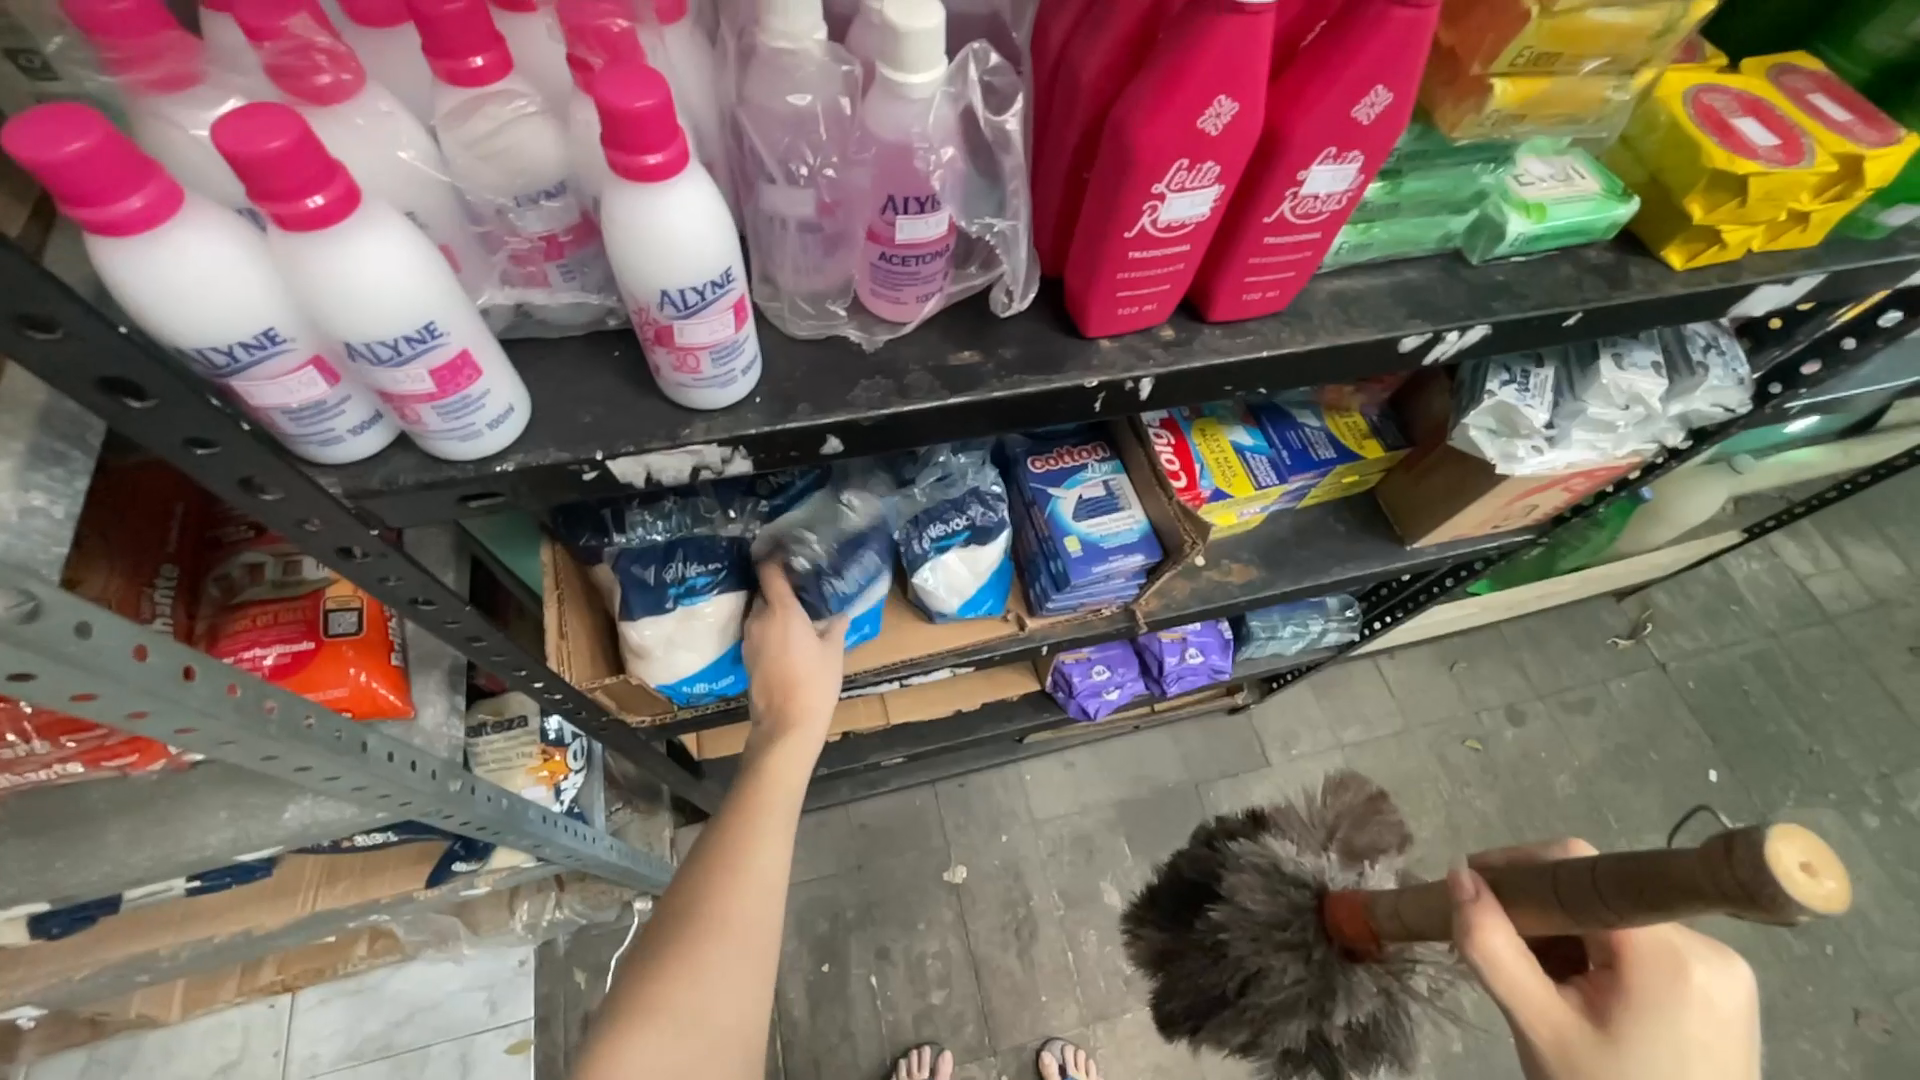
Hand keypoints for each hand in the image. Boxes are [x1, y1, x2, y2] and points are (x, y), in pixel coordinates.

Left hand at [741, 561, 846, 765]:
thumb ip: (835, 626)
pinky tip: (788, 636)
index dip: (775, 556)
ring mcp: (749, 638)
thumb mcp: (833, 651)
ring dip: (775, 608)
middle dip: (780, 587)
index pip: (769, 571)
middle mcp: (759, 619)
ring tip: (798, 612)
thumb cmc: (815, 682)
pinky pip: (758, 630)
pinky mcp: (746, 655)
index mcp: (781, 611)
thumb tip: (839, 614)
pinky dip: (770, 626)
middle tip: (802, 586)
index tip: (787, 550)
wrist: (786, 723)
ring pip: (760, 611)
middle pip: (765, 591)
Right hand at [1450, 839, 1761, 1079]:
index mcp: (1668, 953)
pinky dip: (1596, 955)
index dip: (1516, 867)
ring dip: (1563, 934)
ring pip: (1612, 917)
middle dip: (1536, 913)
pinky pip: (1640, 943)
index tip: (1472, 888)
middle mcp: (1706, 947)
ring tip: (1538, 980)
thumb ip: (1491, 945)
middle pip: (1593, 893)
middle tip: (1500, 950)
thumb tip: (1459, 876)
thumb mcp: (1537, 1025)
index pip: (1576, 866)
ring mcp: (1723, 970)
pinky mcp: (1724, 989)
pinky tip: (1578, 992)